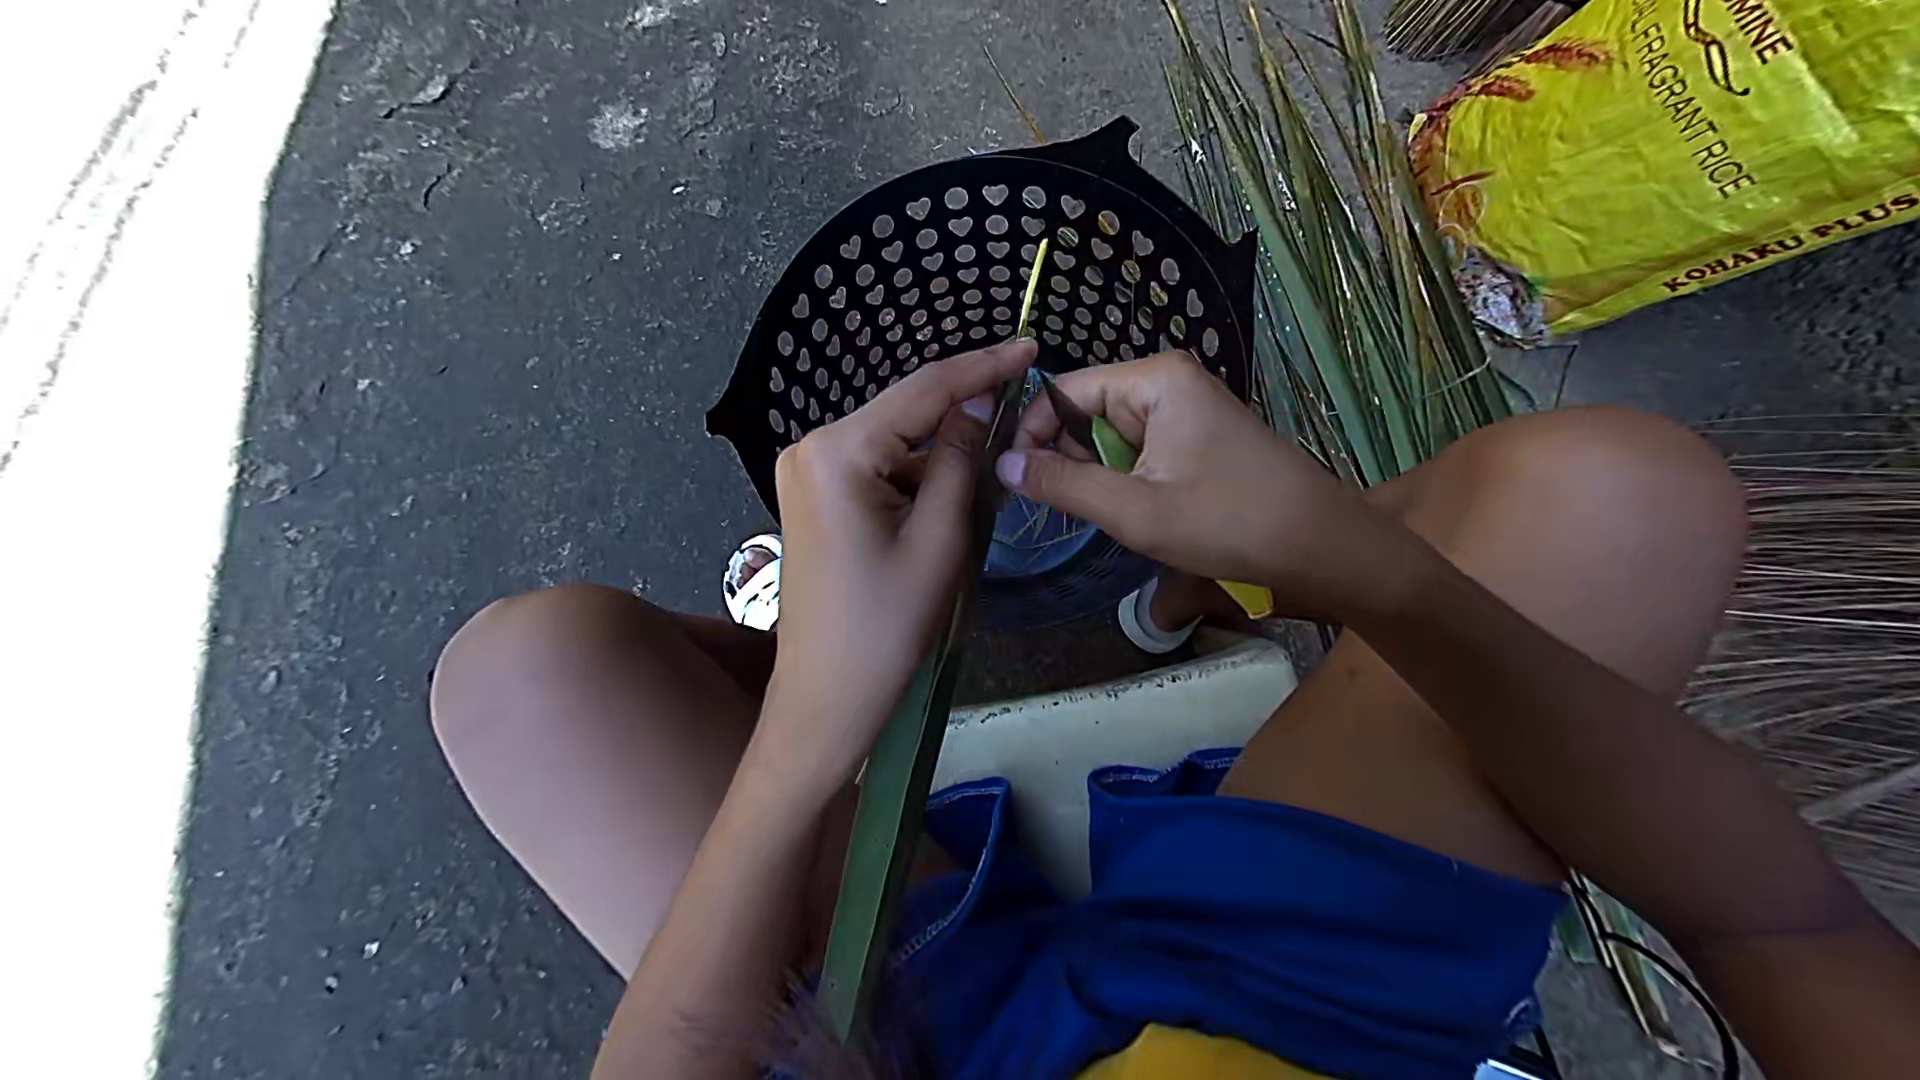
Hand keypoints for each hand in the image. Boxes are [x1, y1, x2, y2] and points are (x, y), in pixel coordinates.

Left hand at [757, 339, 1035, 784]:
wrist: (828, 697)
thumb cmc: (887, 626)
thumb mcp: (938, 539)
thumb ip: (959, 460)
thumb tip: (979, 401)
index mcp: (837, 451)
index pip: (923, 390)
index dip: (982, 366)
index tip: (1031, 346)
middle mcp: (811, 448)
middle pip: (904, 415)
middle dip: (962, 416)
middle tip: (1021, 417)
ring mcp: (806, 474)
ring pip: (893, 446)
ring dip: (940, 457)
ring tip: (986, 483)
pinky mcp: (813, 499)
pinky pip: (876, 471)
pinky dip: (914, 479)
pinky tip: (945, 504)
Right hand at [999, 351, 1419, 621]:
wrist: (1321, 547)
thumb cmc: (1227, 522)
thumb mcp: (1133, 509)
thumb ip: (1061, 484)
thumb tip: (1001, 464)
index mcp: (1153, 379)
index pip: (1063, 390)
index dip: (1033, 433)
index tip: (1016, 481)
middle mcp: (1166, 382)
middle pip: (1085, 411)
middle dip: (1066, 458)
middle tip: (1061, 507)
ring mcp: (1183, 410)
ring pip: (1108, 436)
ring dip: (1095, 475)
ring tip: (1103, 513)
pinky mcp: (1194, 438)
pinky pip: (1136, 451)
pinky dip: (1121, 481)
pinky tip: (1130, 511)